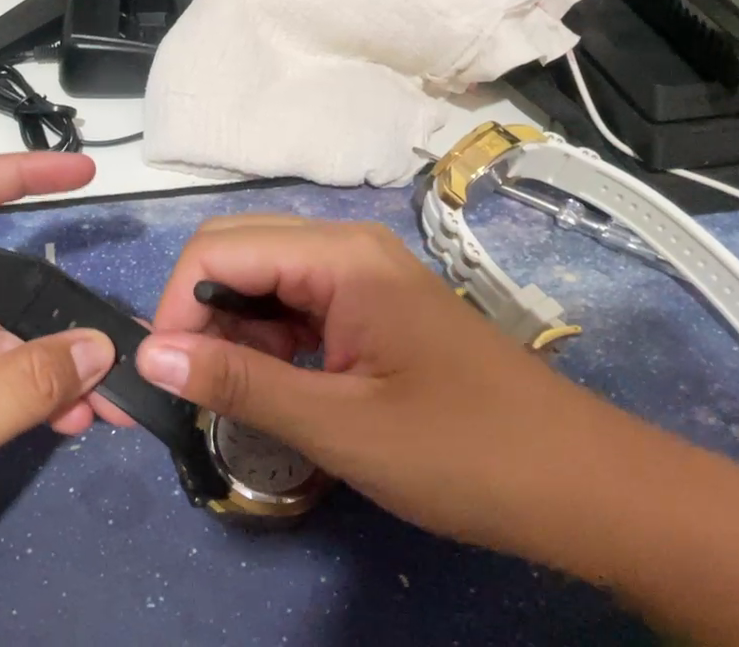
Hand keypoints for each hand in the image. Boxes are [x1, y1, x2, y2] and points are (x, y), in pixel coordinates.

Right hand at [132, 215, 617, 554]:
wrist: (588, 489)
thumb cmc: (467, 453)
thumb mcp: (340, 426)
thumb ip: (240, 383)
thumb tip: (150, 356)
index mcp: (340, 256)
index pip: (217, 251)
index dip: (176, 307)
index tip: (163, 378)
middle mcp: (346, 250)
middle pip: (235, 256)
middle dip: (194, 315)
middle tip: (180, 388)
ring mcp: (362, 280)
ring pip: (262, 284)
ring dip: (228, 334)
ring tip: (217, 398)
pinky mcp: (371, 313)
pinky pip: (294, 311)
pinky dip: (265, 346)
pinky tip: (263, 391)